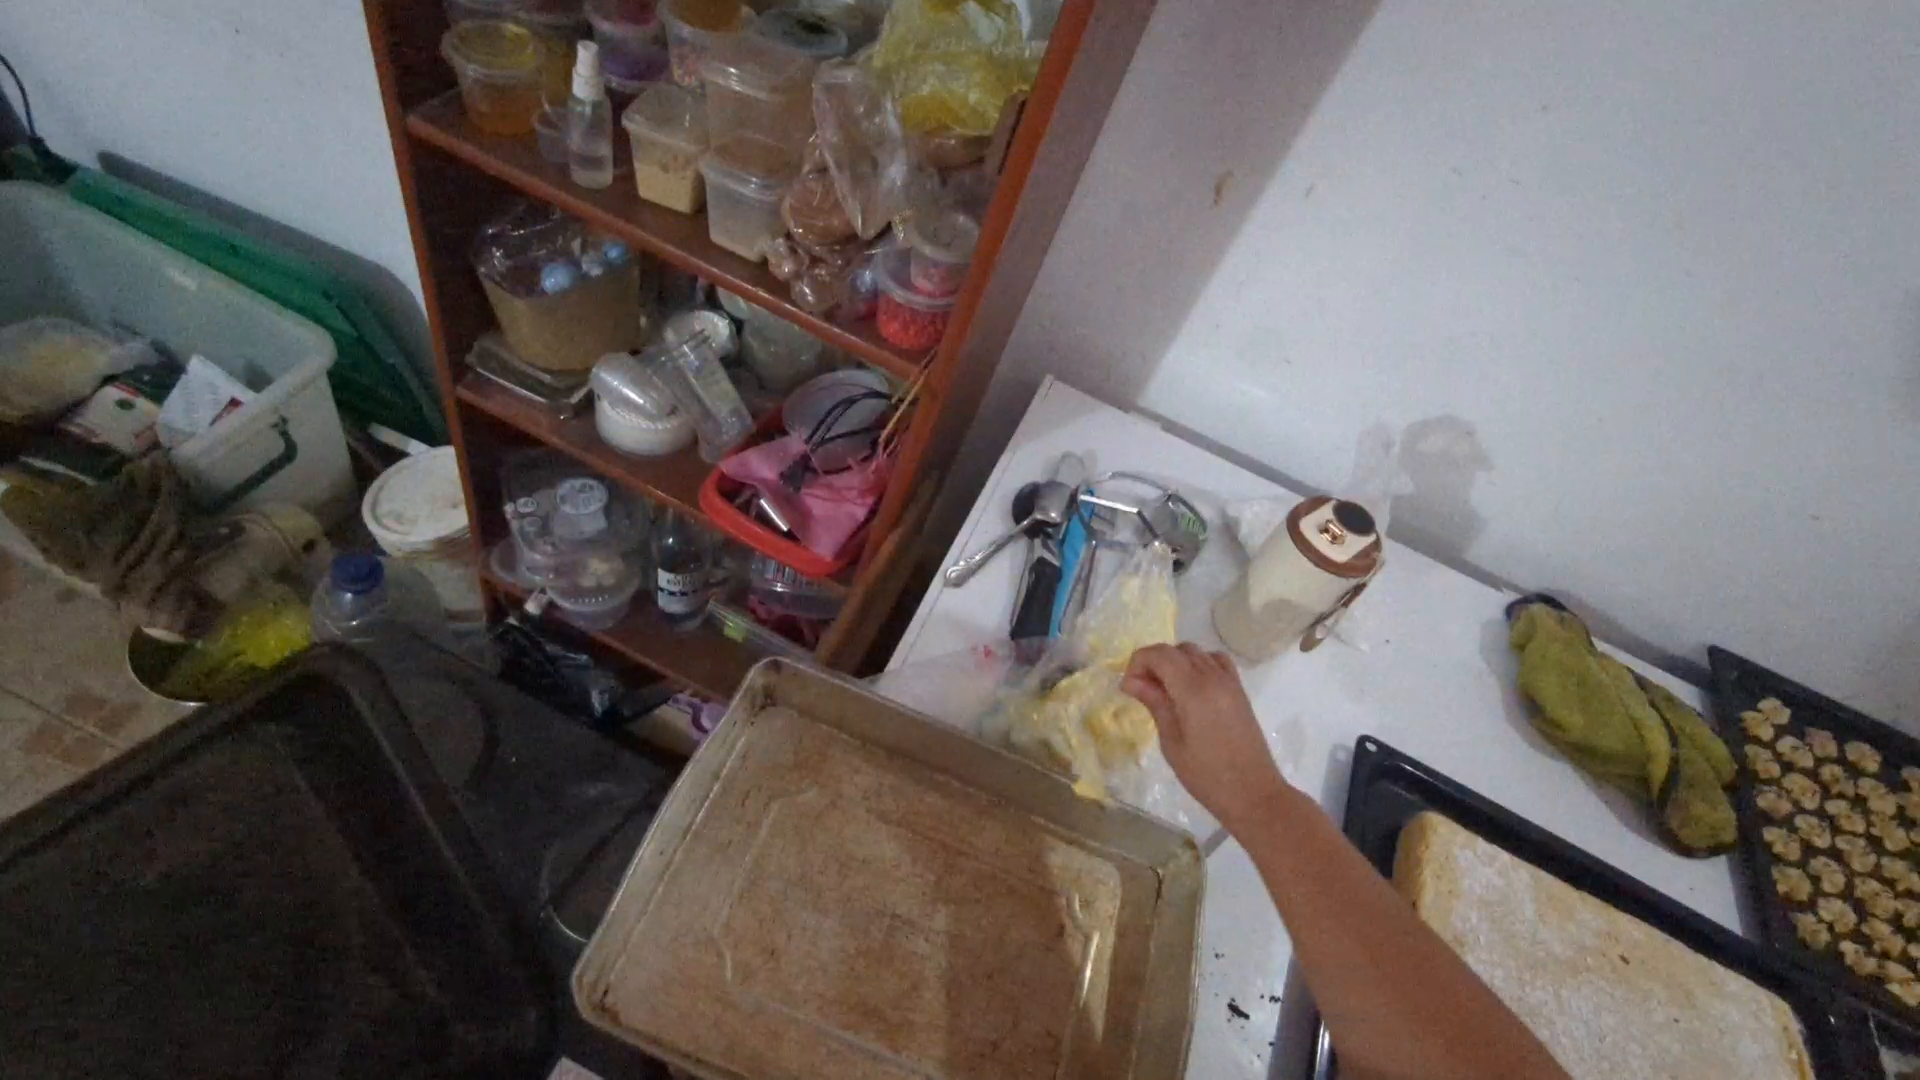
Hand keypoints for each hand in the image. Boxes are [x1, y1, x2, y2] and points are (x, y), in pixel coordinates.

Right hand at [1122, 643, 1292, 834]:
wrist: (1254, 794)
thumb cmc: (1207, 775)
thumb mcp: (1172, 742)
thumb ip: (1155, 703)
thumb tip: (1130, 681)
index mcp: (1193, 690)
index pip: (1159, 654)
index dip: (1138, 662)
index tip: (1128, 688)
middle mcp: (1213, 678)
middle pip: (1175, 649)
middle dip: (1153, 662)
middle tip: (1142, 691)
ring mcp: (1229, 682)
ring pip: (1195, 652)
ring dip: (1174, 662)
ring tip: (1165, 691)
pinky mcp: (1239, 691)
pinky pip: (1215, 661)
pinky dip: (1198, 664)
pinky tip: (1191, 688)